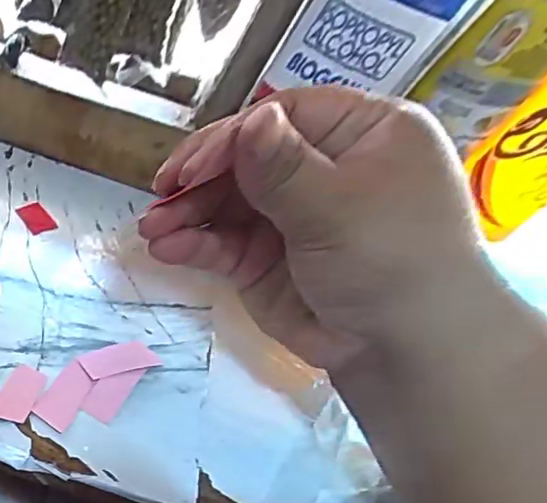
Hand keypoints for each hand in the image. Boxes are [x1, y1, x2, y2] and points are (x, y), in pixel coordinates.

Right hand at [134, 87, 502, 373]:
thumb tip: (250, 120)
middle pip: (245, 161)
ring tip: (150, 231)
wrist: (396, 341)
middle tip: (159, 199)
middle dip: (199, 180)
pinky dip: (191, 245)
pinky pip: (219, 245)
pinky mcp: (259, 261)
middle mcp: (319, 170)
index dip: (232, 138)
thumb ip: (284, 168)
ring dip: (185, 215)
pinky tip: (166, 249)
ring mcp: (285, 219)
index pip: (284, 117)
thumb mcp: (338, 205)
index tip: (190, 168)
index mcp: (358, 135)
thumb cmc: (390, 257)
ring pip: (224, 205)